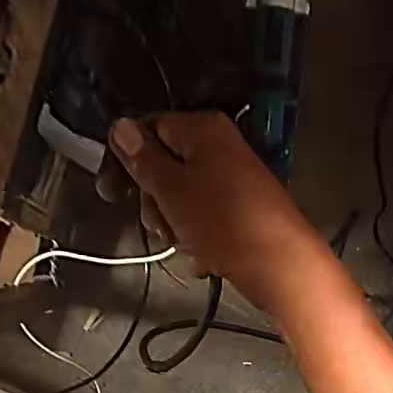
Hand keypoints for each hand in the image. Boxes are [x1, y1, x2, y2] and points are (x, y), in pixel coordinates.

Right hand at [107, 113, 330, 315]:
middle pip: (169, 167)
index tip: (112, 192)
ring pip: (187, 201)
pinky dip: (202, 241)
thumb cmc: (222, 221)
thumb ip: (143, 159)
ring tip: (186, 245)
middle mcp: (223, 150)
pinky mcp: (246, 218)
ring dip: (177, 225)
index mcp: (203, 130)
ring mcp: (237, 186)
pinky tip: (205, 259)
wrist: (281, 265)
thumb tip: (121, 127)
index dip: (127, 159)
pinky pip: (210, 224)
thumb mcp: (171, 188)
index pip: (150, 129)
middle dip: (155, 200)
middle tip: (158, 225)